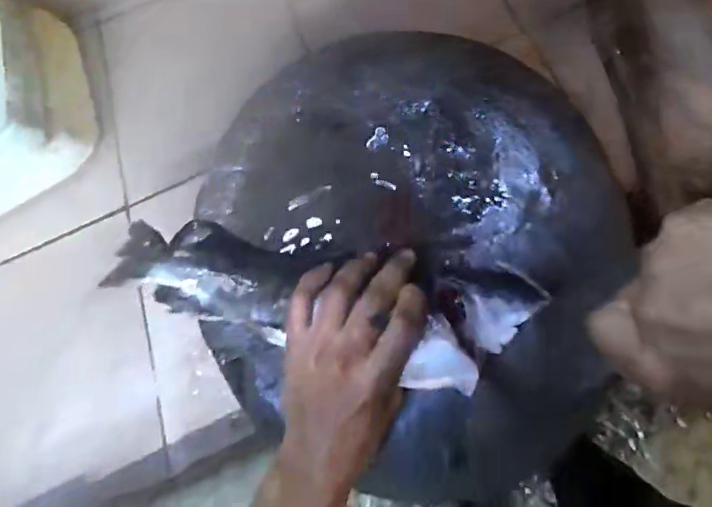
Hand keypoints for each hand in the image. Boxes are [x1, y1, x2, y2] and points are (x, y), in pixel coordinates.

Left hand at [263, 251, 426, 506]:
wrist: (312, 455)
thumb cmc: (358, 435)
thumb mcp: (390, 405)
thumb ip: (398, 363)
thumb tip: (408, 323)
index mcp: (374, 376)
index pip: (401, 326)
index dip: (414, 300)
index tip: (418, 286)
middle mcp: (345, 353)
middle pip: (372, 299)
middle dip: (392, 271)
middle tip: (403, 255)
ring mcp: (316, 343)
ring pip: (337, 290)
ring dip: (356, 267)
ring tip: (370, 256)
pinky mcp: (293, 341)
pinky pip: (300, 299)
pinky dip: (312, 278)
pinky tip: (328, 267)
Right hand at [586, 200, 711, 433]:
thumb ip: (678, 358)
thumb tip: (669, 331)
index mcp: (653, 360)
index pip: (602, 326)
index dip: (629, 322)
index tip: (663, 324)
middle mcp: (647, 302)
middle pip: (639, 282)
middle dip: (670, 287)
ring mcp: (666, 252)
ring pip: (667, 247)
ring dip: (695, 256)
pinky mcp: (695, 214)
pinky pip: (694, 220)